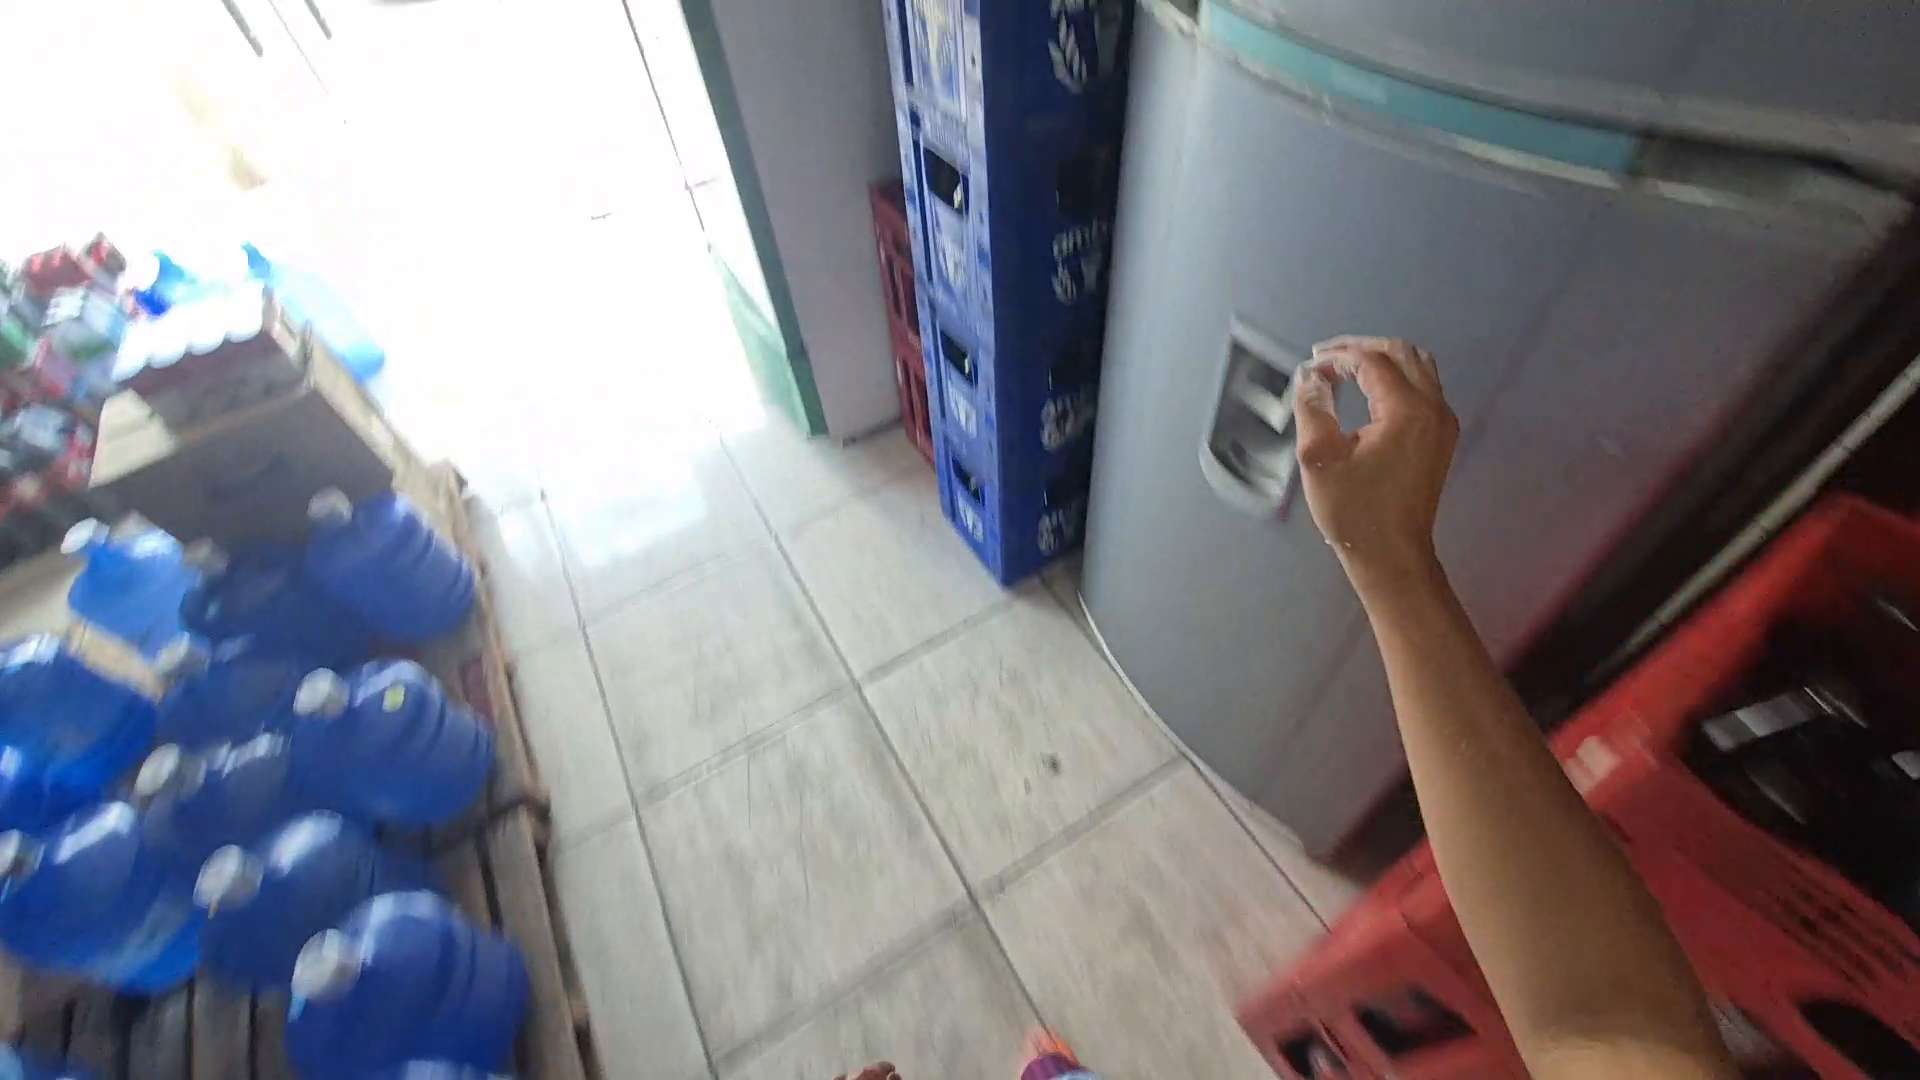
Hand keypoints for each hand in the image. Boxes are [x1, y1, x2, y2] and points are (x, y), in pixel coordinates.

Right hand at [1292, 336, 1458, 586]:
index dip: (1337, 357)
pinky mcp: (1441, 437)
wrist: (1391, 552)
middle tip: (1324, 358)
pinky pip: (1423, 388)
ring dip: (1380, 360)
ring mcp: (1443, 423)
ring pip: (1418, 367)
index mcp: (1406, 411)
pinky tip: (1367, 392)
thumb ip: (1312, 408)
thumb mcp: (1318, 457)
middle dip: (1361, 350)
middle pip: (1402, 354)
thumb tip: (1309, 378)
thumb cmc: (1352, 510)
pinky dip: (1394, 378)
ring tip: (1344, 369)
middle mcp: (1434, 409)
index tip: (1308, 367)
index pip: (1372, 362)